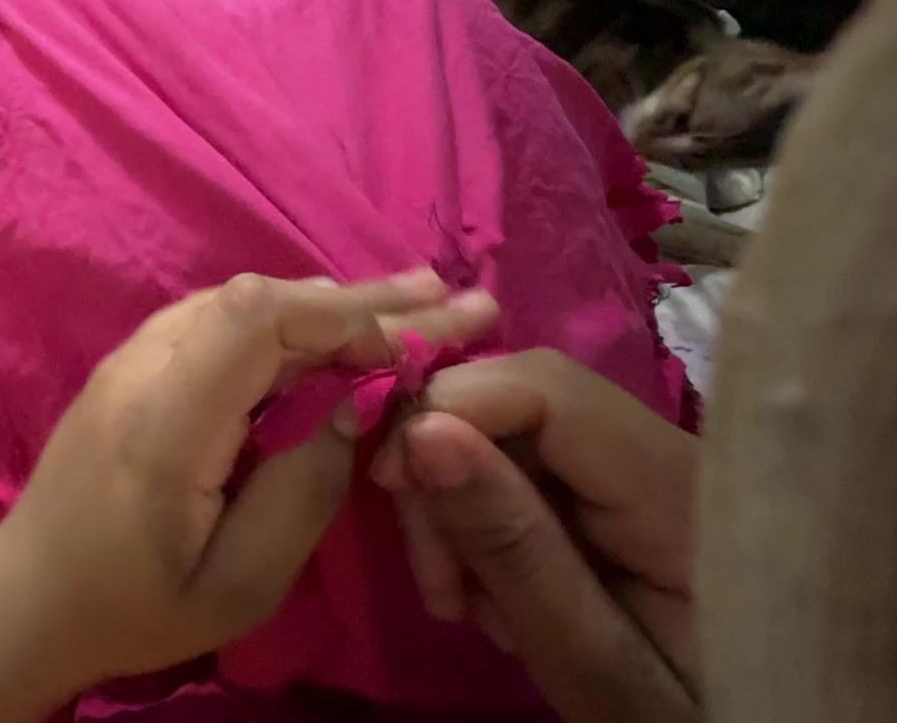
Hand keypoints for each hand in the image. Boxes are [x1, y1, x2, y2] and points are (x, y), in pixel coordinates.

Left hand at [0, 270, 500, 691]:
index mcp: (164, 419)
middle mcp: (141, 367)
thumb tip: (356, 405)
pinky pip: (211, 323)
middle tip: (449, 299)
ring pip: (231, 303)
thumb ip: (303, 488)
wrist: (32, 589)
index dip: (340, 317)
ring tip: (406, 304)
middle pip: (250, 301)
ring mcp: (127, 360)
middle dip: (355, 301)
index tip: (412, 348)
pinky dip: (278, 321)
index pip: (252, 319)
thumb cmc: (133, 605)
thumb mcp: (239, 581)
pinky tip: (323, 327)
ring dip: (320, 303)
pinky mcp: (128, 368)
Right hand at [373, 350, 699, 722]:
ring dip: (448, 496)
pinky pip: (514, 457)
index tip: (389, 483)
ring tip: (455, 593)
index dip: (446, 407)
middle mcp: (673, 455)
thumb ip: (512, 549)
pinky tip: (480, 578)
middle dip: (438, 464)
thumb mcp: (595, 666)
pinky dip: (472, 509)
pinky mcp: (618, 484)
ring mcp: (645, 466)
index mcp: (688, 494)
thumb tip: (420, 430)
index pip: (544, 388)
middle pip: (513, 399)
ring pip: (500, 426)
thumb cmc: (683, 720)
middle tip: (431, 570)